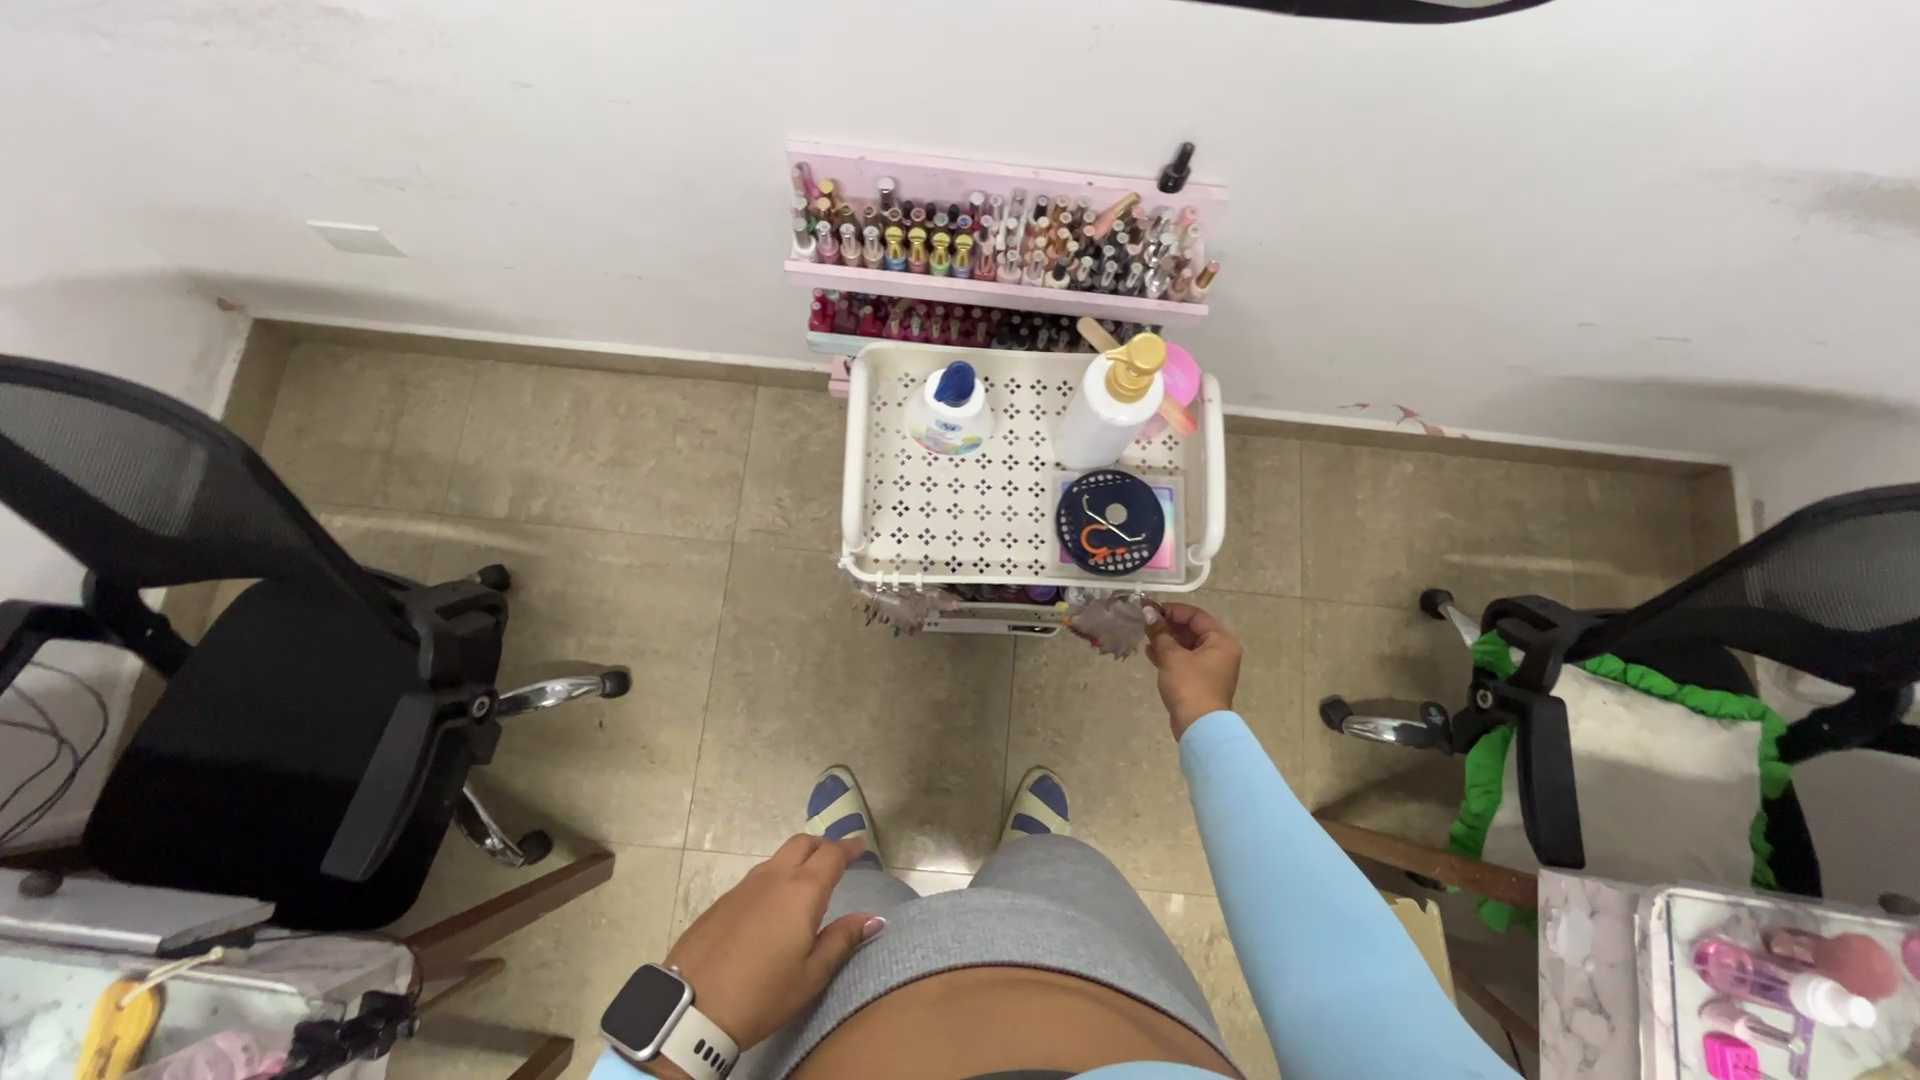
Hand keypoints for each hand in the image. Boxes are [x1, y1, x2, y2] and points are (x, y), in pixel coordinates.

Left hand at [662, 834, 884, 1050]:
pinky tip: (772, 907)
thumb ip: (842, 940)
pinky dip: (774, 880)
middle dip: (823, 845)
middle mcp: (774, 878)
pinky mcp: (721, 901)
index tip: (861, 847)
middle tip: (836, 860)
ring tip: (806, 883)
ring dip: (797, 861)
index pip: (832, 854)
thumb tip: (872, 918)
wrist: (691, 1009)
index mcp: (802, 891)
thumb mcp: (811, 975)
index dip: (849, 848)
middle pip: (802, 843)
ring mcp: (744, 887)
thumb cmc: (762, 994)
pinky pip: (756, 878)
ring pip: (777, 859)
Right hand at [1143, 602, 1242, 738]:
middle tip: (1145, 621)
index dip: (1172, 610)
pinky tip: (1150, 652)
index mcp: (1221, 641)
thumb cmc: (1189, 686)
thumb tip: (1148, 611)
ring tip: (1145, 635)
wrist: (1198, 727)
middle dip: (1168, 624)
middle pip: (1192, 629)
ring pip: (1187, 645)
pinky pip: (1185, 660)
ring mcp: (1211, 667)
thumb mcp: (1172, 656)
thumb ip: (1160, 632)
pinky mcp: (1200, 680)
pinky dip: (1169, 654)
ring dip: (1167, 639)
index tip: (1150, 609)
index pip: (1196, 615)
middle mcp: (1221, 651)